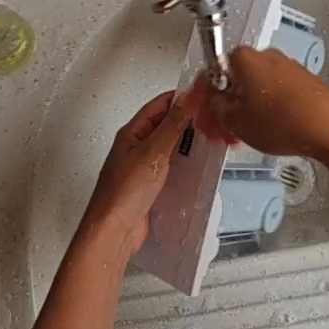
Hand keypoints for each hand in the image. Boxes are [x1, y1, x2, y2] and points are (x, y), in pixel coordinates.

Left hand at [82, 90, 197, 253]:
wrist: (114, 232)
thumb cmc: (124, 192)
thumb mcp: (153, 152)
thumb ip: (173, 125)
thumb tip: (189, 99)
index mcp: (133, 132)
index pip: (161, 104)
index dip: (183, 98)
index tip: (206, 97)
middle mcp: (138, 146)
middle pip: (168, 124)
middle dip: (190, 121)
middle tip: (213, 119)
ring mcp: (144, 166)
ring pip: (172, 146)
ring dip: (190, 143)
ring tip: (212, 140)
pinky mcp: (151, 184)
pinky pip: (172, 167)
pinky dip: (186, 164)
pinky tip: (200, 167)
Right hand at [193, 47, 328, 162]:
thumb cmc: (285, 121)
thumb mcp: (236, 122)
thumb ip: (217, 109)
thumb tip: (216, 104)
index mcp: (244, 58)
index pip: (212, 72)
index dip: (204, 97)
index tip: (202, 111)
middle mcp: (266, 56)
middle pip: (235, 79)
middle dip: (225, 105)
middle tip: (220, 127)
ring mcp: (287, 67)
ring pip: (255, 87)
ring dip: (245, 109)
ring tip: (244, 135)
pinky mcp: (303, 81)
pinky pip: (275, 92)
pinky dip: (266, 108)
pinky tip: (267, 130)